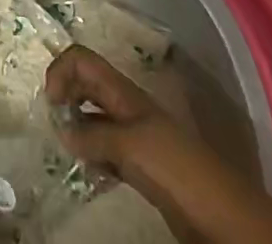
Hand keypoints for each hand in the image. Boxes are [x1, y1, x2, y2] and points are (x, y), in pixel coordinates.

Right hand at [45, 47, 271, 243]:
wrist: (220, 211)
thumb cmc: (175, 166)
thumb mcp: (129, 145)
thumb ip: (92, 134)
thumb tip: (62, 130)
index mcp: (123, 91)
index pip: (82, 58)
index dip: (60, 71)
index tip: (51, 103)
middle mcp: (124, 105)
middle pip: (84, 83)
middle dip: (63, 96)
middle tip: (53, 126)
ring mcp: (131, 133)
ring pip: (91, 115)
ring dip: (73, 125)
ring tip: (65, 149)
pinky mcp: (136, 161)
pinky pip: (102, 145)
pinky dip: (88, 151)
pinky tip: (85, 169)